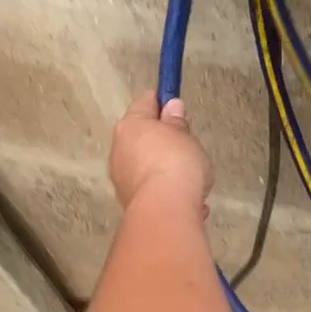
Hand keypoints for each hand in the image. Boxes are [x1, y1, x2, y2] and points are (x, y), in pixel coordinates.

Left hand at [108, 92, 214, 212]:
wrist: (166, 209)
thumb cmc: (177, 164)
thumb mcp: (185, 138)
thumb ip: (177, 123)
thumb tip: (172, 106)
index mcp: (131, 126)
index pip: (146, 102)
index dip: (163, 102)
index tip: (178, 107)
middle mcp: (119, 149)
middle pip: (142, 137)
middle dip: (163, 142)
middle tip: (188, 150)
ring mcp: (122, 178)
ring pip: (146, 167)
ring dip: (164, 170)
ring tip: (190, 182)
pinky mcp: (130, 202)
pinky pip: (152, 191)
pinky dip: (167, 193)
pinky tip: (188, 202)